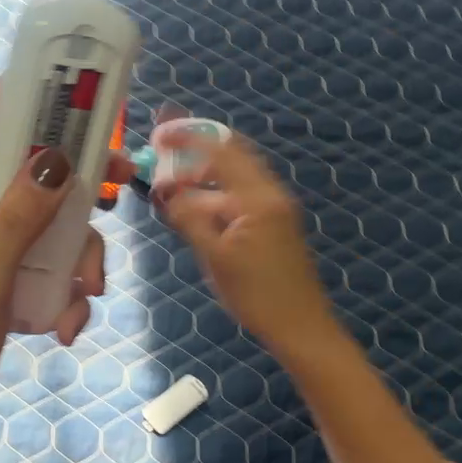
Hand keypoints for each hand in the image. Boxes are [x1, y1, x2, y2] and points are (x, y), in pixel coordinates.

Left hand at [0, 83, 132, 436]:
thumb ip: (18, 217)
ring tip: (86, 296)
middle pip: (27, 170)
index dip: (23, 95)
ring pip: (45, 219)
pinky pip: (41, 260)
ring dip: (75, 254)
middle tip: (119, 186)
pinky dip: (62, 287)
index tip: (74, 88)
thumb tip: (55, 155)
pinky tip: (64, 326)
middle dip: (76, 183)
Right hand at [159, 132, 336, 348]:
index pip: (220, 152)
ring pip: (233, 181)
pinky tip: (194, 214)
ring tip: (171, 193)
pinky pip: (239, 199)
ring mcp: (274, 211)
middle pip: (231, 158)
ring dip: (202, 181)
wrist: (300, 327)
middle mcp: (270, 195)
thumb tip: (167, 192)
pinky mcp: (273, 227)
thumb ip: (189, 219)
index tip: (161, 135)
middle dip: (196, 155)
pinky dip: (214, 198)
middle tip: (164, 159)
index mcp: (258, 198)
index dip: (189, 138)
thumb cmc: (257, 293)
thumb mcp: (214, 257)